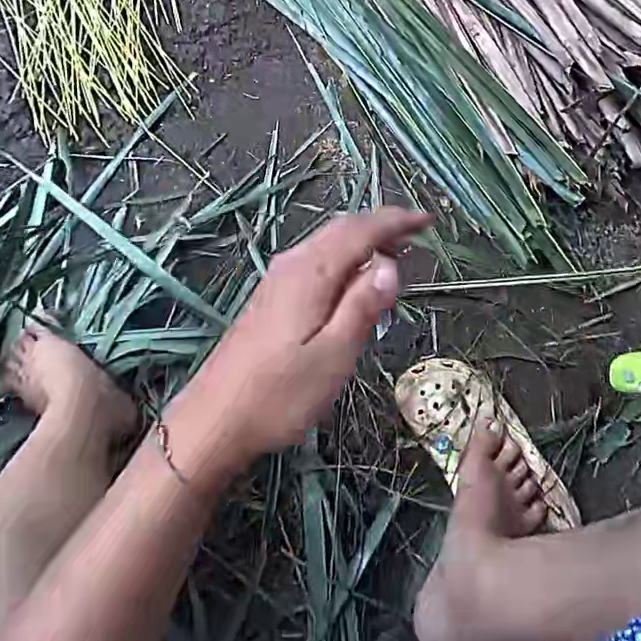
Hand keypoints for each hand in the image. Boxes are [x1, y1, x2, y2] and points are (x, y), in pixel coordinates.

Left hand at [164, 207, 430, 489]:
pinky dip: (345, 258)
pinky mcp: (272, 296)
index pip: (361, 231)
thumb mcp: (334, 355)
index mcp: (311, 272)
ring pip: (329, 243)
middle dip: (381, 227)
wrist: (213, 420)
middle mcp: (293, 264)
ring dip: (363, 242)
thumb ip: (363, 306)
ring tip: (393, 257)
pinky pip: (318, 259)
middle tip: (415, 237)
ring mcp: (278, 278)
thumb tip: (391, 265)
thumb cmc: (279, 394)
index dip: (396, 221)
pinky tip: (354, 281)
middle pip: (343, 229)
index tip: (427, 220)